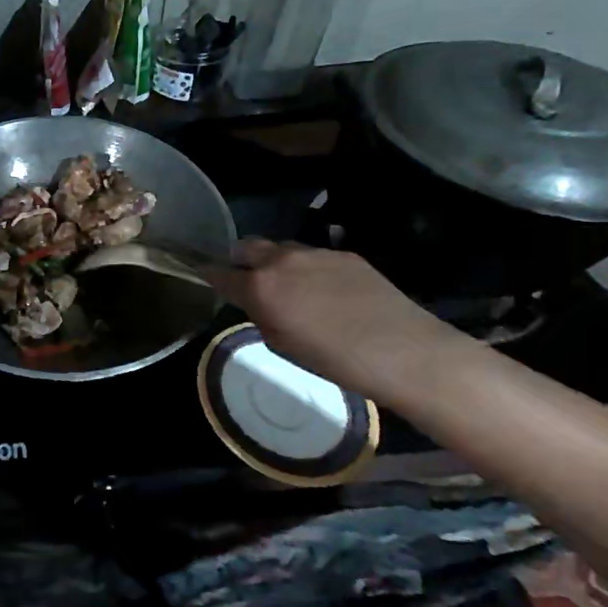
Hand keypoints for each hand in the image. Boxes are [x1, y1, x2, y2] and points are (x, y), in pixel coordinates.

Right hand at [204, 239, 457, 392]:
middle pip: (246, 246)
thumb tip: (257, 302)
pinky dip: (307, 268)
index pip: (220, 273)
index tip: (204, 277)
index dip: (208, 275)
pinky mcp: (345, 254)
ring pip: (281, 248)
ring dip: (274, 262)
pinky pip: (313, 255)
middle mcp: (282, 260)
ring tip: (289, 286)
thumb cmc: (333, 360)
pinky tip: (325, 291)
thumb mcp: (281, 345)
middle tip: (245, 279)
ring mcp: (315, 253)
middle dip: (239, 259)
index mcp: (260, 287)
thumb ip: (260, 315)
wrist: (403, 350)